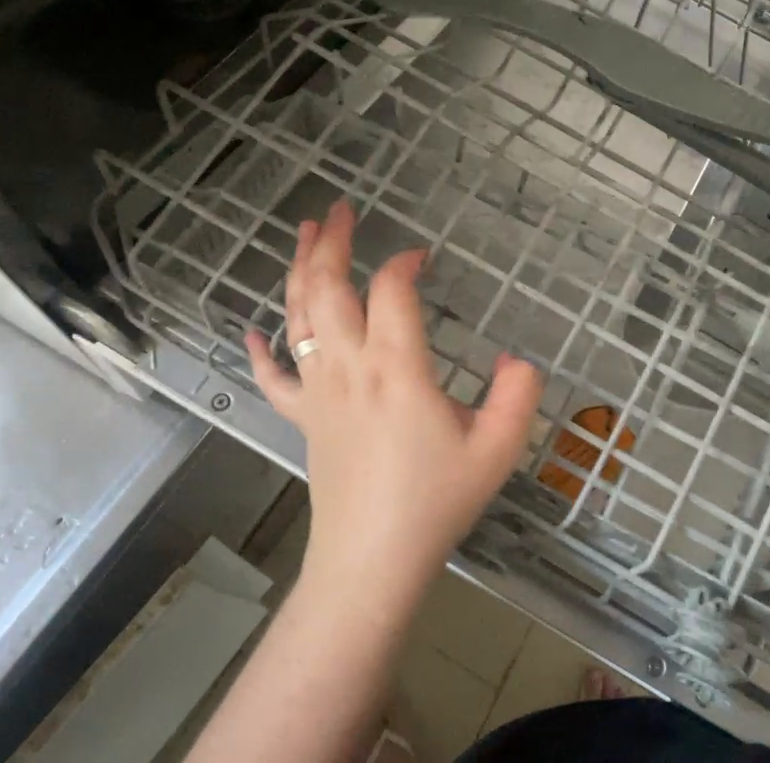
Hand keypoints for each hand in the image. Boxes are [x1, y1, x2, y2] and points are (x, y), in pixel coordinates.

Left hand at [246, 202, 542, 592]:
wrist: (372, 560)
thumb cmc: (436, 501)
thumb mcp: (498, 449)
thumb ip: (518, 395)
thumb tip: (516, 359)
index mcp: (397, 367)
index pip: (391, 291)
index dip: (404, 264)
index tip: (422, 258)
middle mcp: (349, 367)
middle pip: (329, 289)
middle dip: (332, 243)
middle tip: (340, 210)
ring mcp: (318, 392)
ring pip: (299, 317)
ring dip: (300, 271)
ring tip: (305, 235)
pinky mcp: (303, 419)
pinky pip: (273, 377)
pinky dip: (260, 349)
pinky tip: (251, 328)